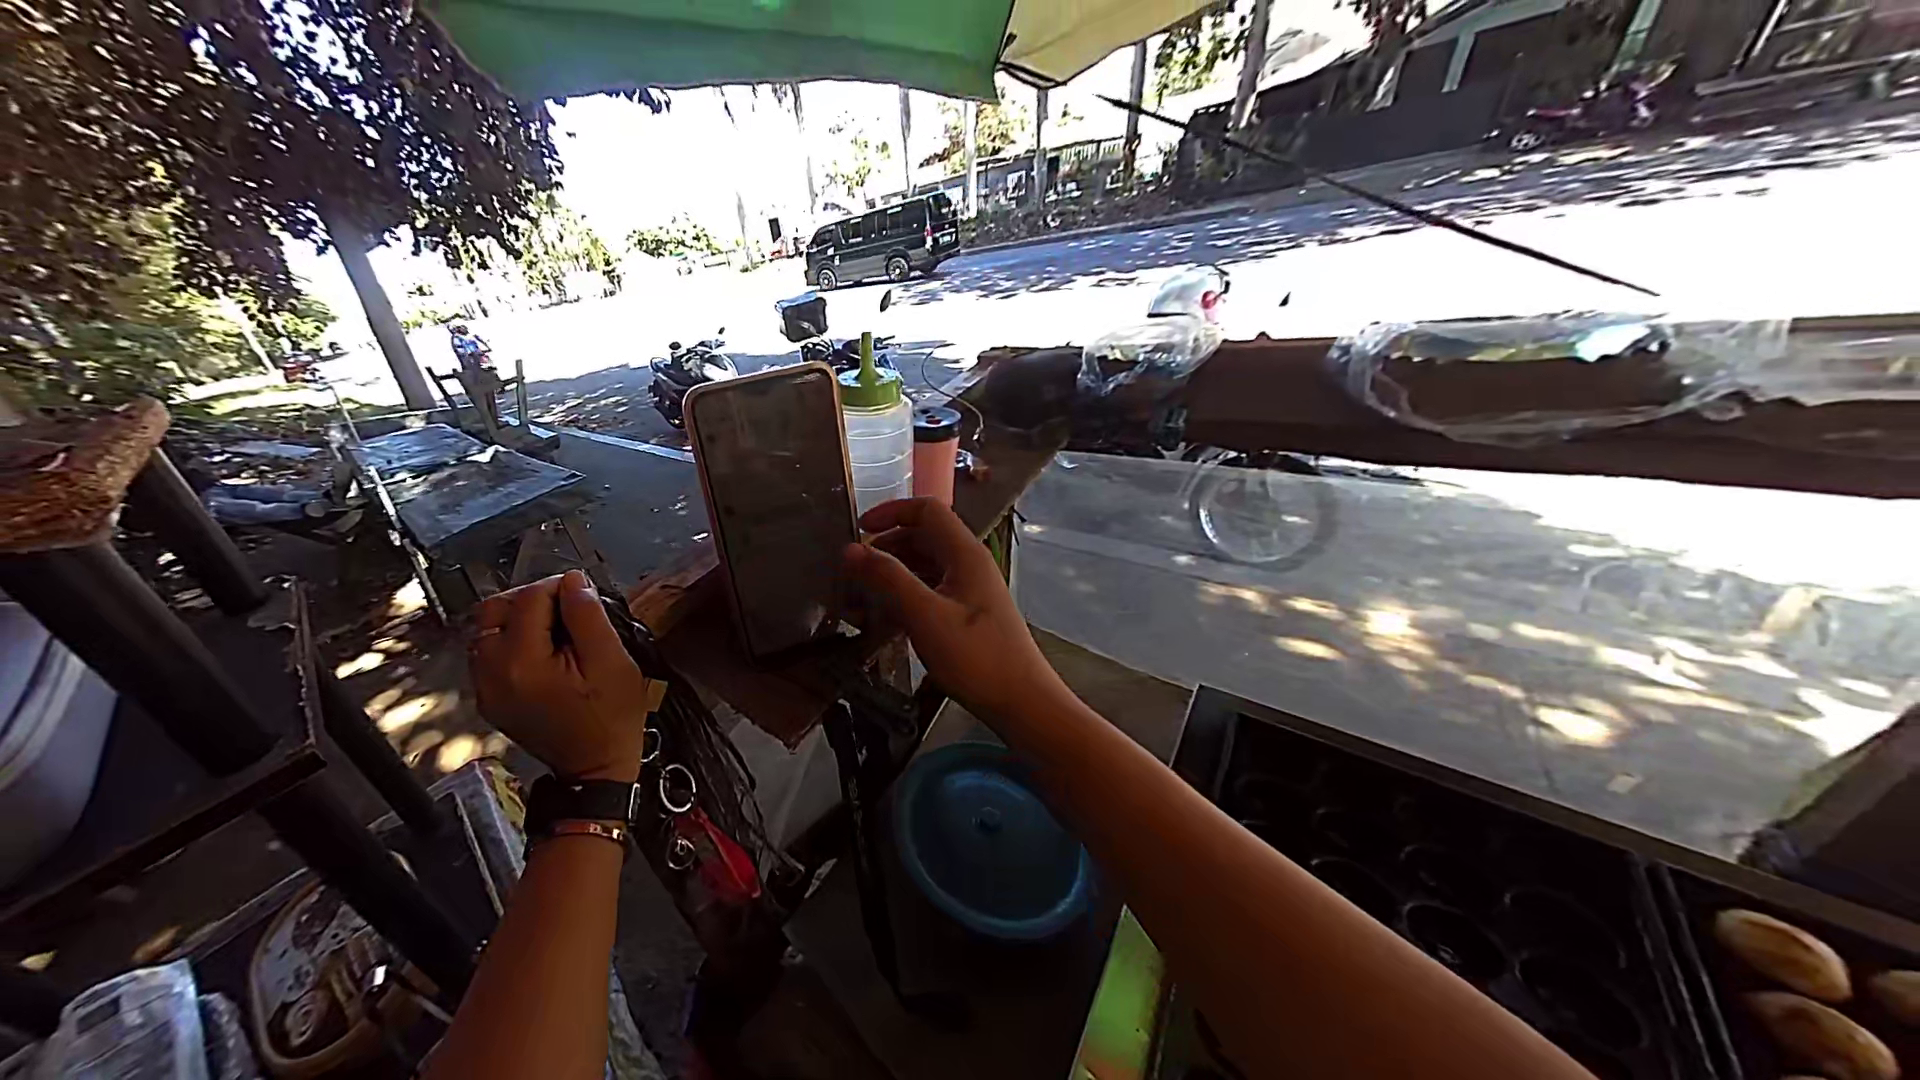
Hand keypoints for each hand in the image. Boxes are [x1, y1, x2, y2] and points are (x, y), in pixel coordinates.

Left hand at [469, 570, 651, 783]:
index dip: (560, 588)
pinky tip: (546, 651)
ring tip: (559, 630)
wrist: (594, 767)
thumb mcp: (612, 662)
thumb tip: (574, 583)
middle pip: (495, 610)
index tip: (587, 595)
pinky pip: (491, 653)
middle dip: (533, 599)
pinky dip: (515, 641)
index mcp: (522, 663)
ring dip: (522, 619)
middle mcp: (491, 673)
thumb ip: (589, 618)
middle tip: (570, 609)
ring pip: (489, 630)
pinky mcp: (489, 698)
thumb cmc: (611, 716)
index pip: (528, 599)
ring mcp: (485, 688)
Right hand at [843, 499, 1061, 718]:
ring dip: (893, 576)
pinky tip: (885, 621)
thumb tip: (850, 548)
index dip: (891, 511)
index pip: (927, 510)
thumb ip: (888, 578)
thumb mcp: (925, 615)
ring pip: (925, 567)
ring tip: (862, 600)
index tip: (858, 529)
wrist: (1021, 700)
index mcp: (965, 553)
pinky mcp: (968, 613)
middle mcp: (969, 564)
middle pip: (923, 538)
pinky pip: (932, 591)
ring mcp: (970, 589)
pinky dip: (906, 597)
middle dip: (886, 549)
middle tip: (854, 572)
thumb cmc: (976, 657)